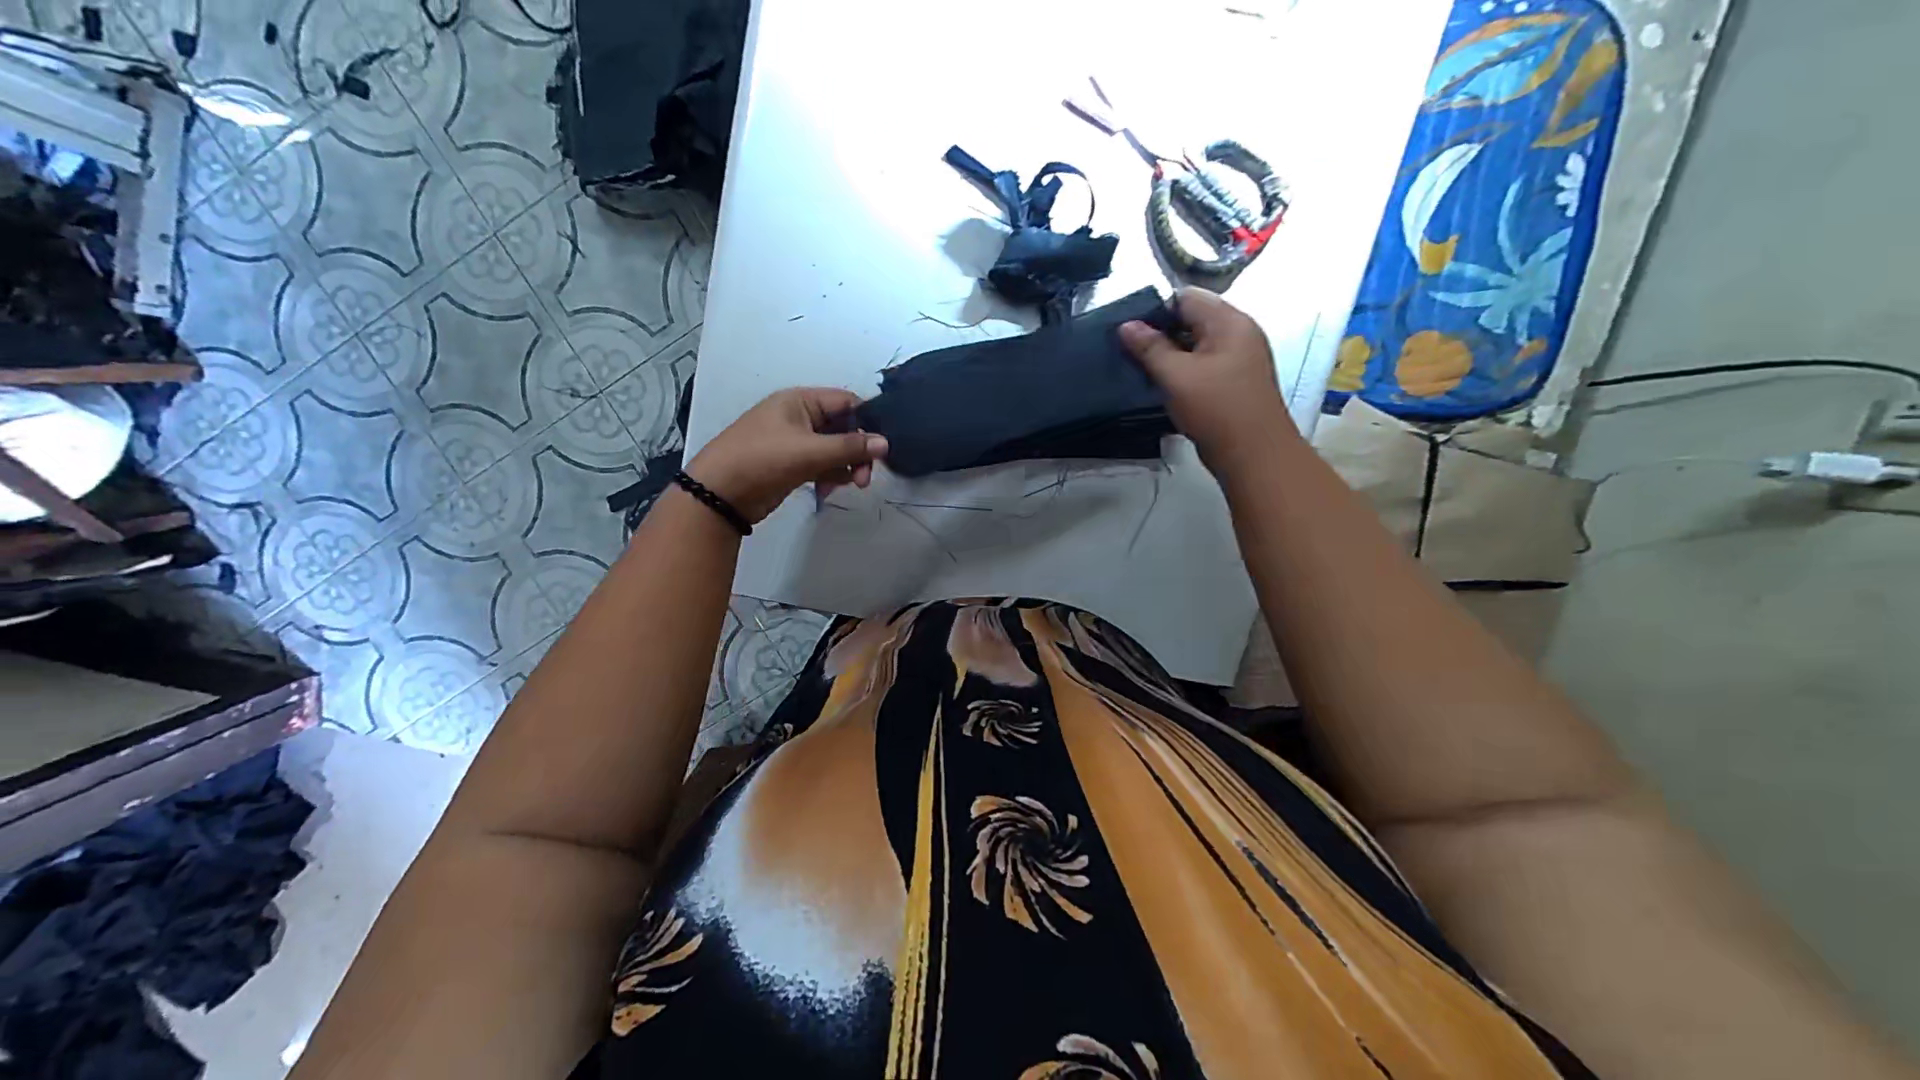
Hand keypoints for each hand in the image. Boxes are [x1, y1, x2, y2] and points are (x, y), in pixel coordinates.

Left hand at [685, 388, 887, 523]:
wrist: (719, 494)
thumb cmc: (762, 460)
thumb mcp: (809, 451)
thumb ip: (850, 447)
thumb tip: (886, 443)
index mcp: (800, 401)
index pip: (847, 402)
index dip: (867, 422)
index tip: (880, 449)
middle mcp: (799, 416)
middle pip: (843, 428)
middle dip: (856, 451)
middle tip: (864, 478)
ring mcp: (794, 441)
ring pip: (834, 449)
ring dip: (844, 467)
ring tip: (843, 486)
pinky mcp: (791, 464)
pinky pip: (821, 464)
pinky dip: (829, 475)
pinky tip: (827, 490)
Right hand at [1118, 287, 1298, 476]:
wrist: (1254, 455)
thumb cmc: (1216, 409)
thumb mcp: (1176, 376)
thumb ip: (1150, 347)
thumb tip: (1126, 325)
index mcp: (1229, 322)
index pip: (1186, 297)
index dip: (1155, 309)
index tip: (1127, 330)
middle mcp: (1238, 333)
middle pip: (1192, 319)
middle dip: (1160, 332)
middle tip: (1129, 351)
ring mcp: (1239, 359)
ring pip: (1196, 344)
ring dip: (1170, 354)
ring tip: (1140, 369)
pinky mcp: (1234, 382)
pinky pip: (1203, 365)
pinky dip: (1183, 370)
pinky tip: (1163, 385)